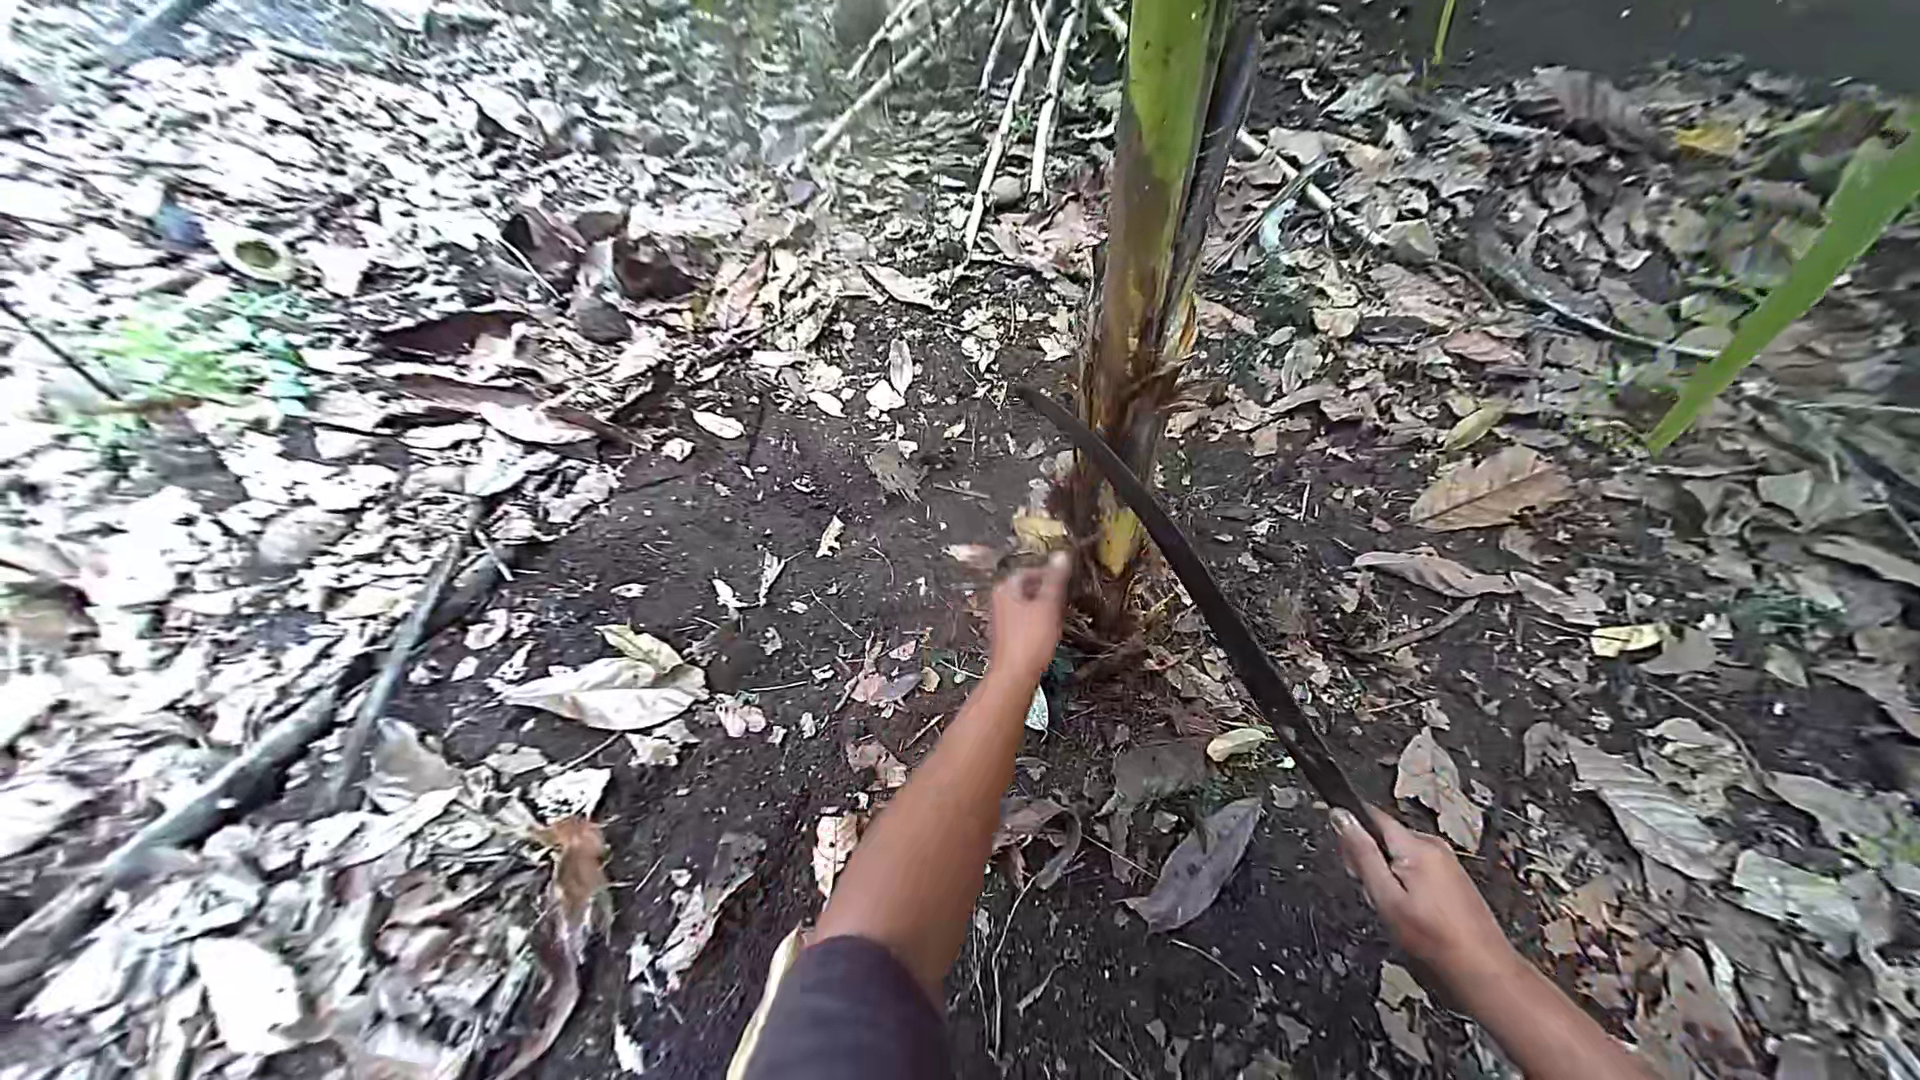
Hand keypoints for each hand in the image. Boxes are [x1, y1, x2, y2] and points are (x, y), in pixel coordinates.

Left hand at [987, 551, 1070, 685]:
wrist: (1014, 675)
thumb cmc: (1029, 640)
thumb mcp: (1048, 605)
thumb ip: (1055, 579)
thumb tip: (1062, 555)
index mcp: (1005, 589)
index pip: (1029, 570)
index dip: (1049, 573)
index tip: (1065, 580)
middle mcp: (999, 600)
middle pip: (1027, 586)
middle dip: (1047, 590)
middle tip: (1065, 597)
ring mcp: (1002, 618)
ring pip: (1027, 603)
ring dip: (1044, 606)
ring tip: (1060, 613)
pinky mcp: (1008, 633)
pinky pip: (1025, 619)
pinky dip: (1039, 619)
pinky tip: (1050, 629)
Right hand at [1331, 806, 1519, 993]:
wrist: (1486, 974)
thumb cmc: (1436, 941)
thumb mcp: (1385, 897)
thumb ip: (1361, 852)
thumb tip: (1341, 815)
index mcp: (1417, 847)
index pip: (1370, 814)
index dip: (1350, 830)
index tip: (1347, 855)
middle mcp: (1434, 846)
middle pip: (1382, 834)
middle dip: (1368, 857)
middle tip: (1374, 891)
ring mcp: (1446, 861)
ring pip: (1396, 851)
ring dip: (1385, 871)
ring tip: (1394, 905)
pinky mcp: (1452, 876)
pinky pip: (1414, 864)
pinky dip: (1403, 880)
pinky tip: (1410, 908)